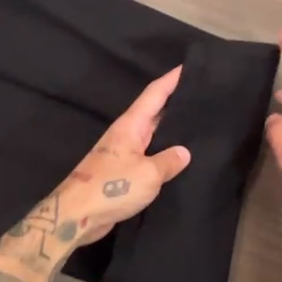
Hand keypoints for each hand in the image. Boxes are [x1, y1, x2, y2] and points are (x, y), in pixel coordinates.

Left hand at [9, 67, 192, 256]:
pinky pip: (149, 156)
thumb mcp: (148, 174)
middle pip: (155, 112)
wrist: (77, 215)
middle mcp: (126, 135)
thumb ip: (169, 161)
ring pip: (153, 135)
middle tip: (205, 96)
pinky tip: (179, 160)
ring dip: (172, 130)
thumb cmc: (111, 188)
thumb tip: (184, 152)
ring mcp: (123, 154)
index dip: (172, 79)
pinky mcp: (122, 174)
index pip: (154, 94)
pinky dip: (164, 154)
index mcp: (130, 126)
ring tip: (199, 125)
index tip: (189, 67)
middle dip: (176, 102)